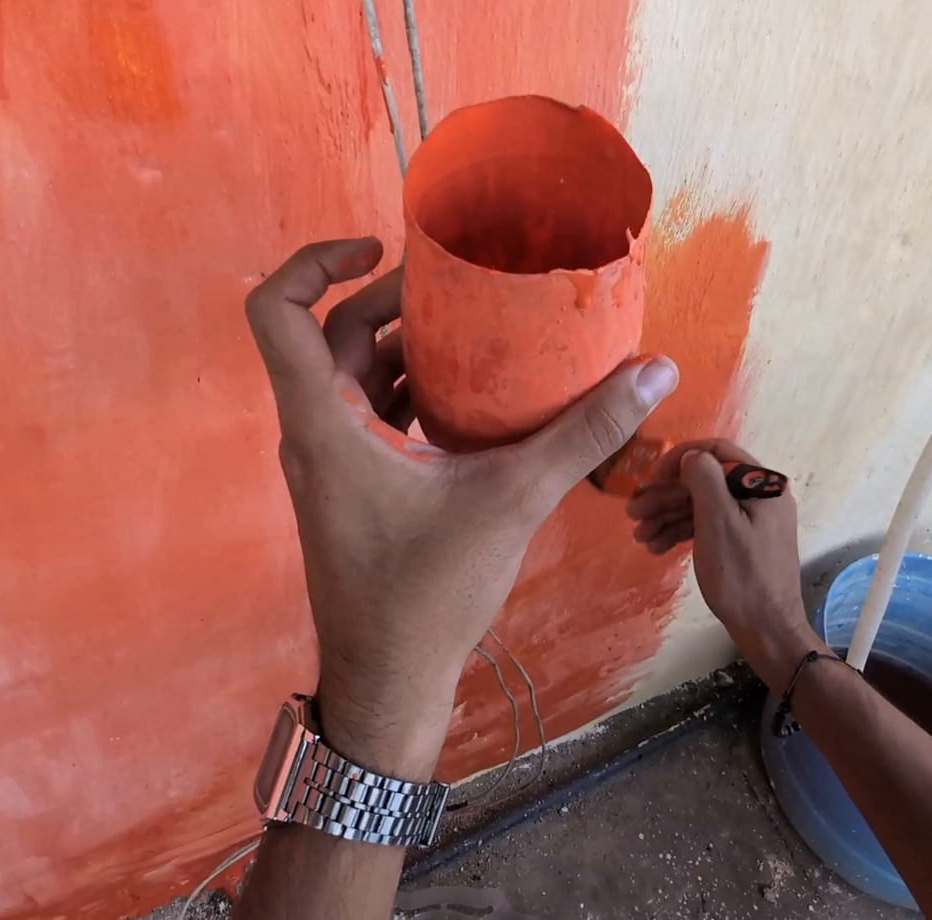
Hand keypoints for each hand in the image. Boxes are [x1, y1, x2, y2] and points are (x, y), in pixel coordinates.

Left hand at [246, 237, 679, 777]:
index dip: (314, 260)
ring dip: (406, 344)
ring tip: (476, 328)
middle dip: (391, 299)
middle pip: (333, 333)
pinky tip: (471, 394)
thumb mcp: (512, 501)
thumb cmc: (429, 594)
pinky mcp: (354, 484)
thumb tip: (655, 371)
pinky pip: (372, 411)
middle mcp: (315, 431)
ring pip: (354, 373)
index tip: (377, 249)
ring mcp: (331, 461)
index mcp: (324, 421)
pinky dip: (411, 387)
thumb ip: (583, 434)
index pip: (276, 311)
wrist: (388, 681)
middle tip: (460, 286)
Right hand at [625, 440, 820, 688]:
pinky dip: (682, 532)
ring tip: (640, 536)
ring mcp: (751, 520)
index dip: (680, 459)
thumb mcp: (717, 522)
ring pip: (702, 505)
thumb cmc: (741, 575)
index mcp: (761, 484)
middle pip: (704, 482)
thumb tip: (691, 455)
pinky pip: (708, 525)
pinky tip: (657, 546)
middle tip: (633, 513)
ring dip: (667, 516)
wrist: (767, 631)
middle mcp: (759, 496)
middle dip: (666, 496)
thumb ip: (704, 479)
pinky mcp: (742, 541)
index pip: (716, 452)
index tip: (652, 477)